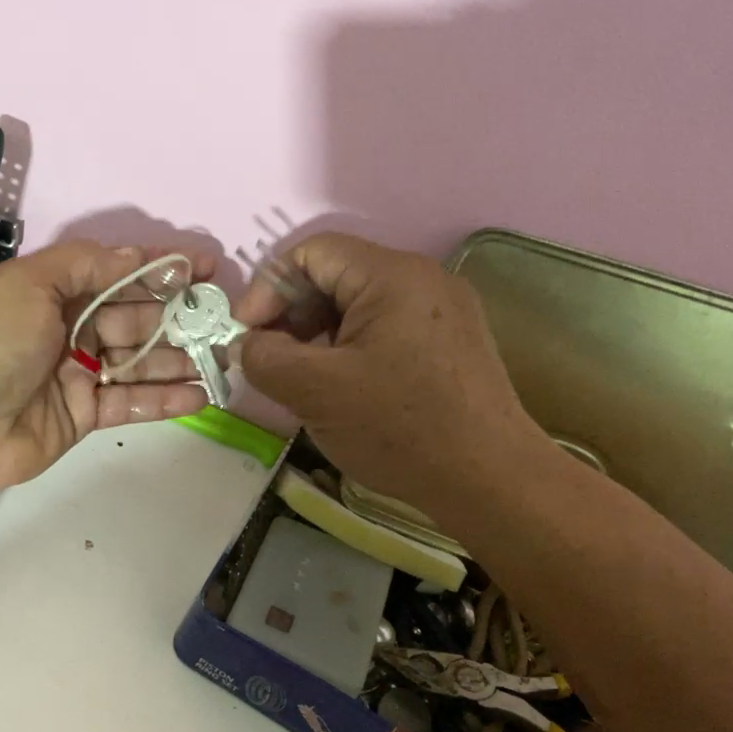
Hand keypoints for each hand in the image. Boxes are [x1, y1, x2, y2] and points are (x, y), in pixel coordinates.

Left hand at [0, 241, 216, 490]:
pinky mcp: (82, 414)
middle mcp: (65, 327)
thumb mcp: (28, 283)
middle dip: (178, 315)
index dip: (160, 268)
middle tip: (225, 317)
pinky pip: (130, 402)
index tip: (206, 265)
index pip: (116, 273)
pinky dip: (164, 399)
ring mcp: (75, 373)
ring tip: (224, 356)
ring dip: (179, 358)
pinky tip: (202, 394)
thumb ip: (84, 265)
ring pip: (138, 361)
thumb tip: (133, 256)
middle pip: (133, 316)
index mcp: (50, 290)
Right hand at [233, 233, 547, 516]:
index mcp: (391, 276)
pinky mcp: (449, 344)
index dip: (268, 288)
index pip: (311, 252)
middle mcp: (422, 280)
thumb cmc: (397, 428)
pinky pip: (384, 328)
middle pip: (335, 275)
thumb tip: (245, 345)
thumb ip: (265, 358)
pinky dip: (348, 348)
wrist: (487, 479)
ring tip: (298, 379)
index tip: (246, 336)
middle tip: (268, 360)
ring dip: (315, 334)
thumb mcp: (314, 391)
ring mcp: (441, 311)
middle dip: (290, 313)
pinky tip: (339, 389)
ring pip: (357, 304)